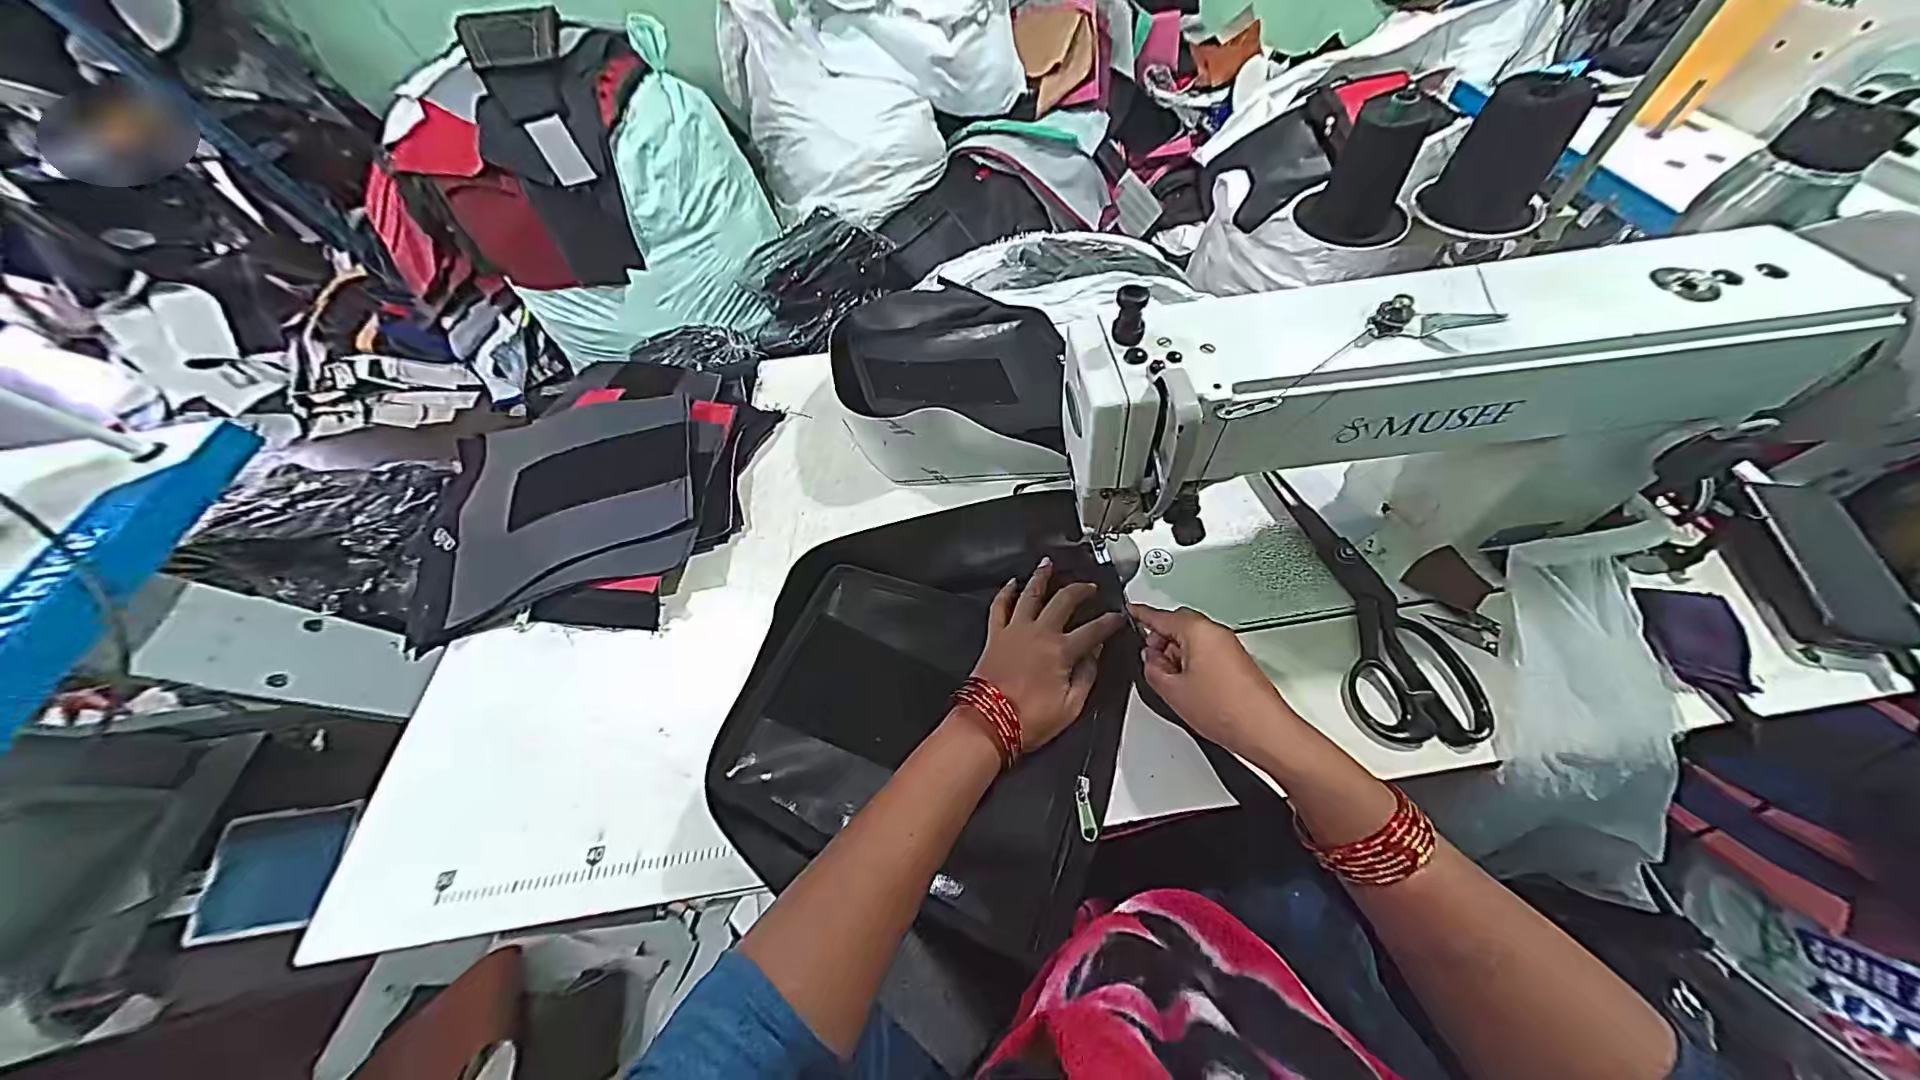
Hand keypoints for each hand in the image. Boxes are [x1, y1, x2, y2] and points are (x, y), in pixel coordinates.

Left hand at [970, 558, 1125, 750]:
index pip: (1093, 630)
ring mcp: (1015, 631)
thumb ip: (1087, 676)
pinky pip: (1000, 606)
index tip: (1116, 618)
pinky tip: (1012, 583)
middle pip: (1064, 600)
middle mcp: (1039, 634)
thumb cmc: (1026, 720)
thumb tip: (1095, 655)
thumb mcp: (1070, 706)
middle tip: (1089, 587)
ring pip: (1031, 594)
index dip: (1109, 622)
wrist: (988, 723)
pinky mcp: (995, 635)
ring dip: (1042, 577)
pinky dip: (1006, 592)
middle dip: (1080, 590)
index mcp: (1061, 651)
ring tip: (1049, 565)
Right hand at [1132, 603, 1298, 757]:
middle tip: (1150, 657)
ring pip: (1194, 639)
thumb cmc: (1229, 710)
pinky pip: (1208, 652)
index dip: (1141, 614)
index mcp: (1198, 631)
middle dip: (1161, 639)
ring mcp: (1230, 646)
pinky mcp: (1238, 661)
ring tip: (1173, 680)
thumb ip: (1152, 668)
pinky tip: (1191, 687)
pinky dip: (1194, 662)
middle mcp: (1217, 633)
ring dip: (1178, 653)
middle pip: (1179, 624)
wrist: (1264, 731)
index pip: (1161, 615)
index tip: (1132, 610)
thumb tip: (1151, 660)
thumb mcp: (1171, 690)